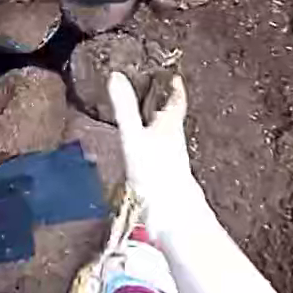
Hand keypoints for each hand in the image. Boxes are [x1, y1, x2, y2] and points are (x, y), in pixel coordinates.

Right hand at [107, 72, 210, 241]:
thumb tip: (116, 75)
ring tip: (144, 119)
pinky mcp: (166, 178)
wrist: (173, 217)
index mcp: (169, 126)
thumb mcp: (134, 136)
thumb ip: (125, 108)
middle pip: (171, 119)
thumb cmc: (156, 173)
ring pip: (166, 137)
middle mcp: (174, 142)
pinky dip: (152, 146)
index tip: (174, 77)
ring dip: (157, 126)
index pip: (176, 102)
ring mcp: (172, 161)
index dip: (175, 89)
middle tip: (154, 93)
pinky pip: (160, 154)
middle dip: (163, 106)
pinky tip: (143, 153)